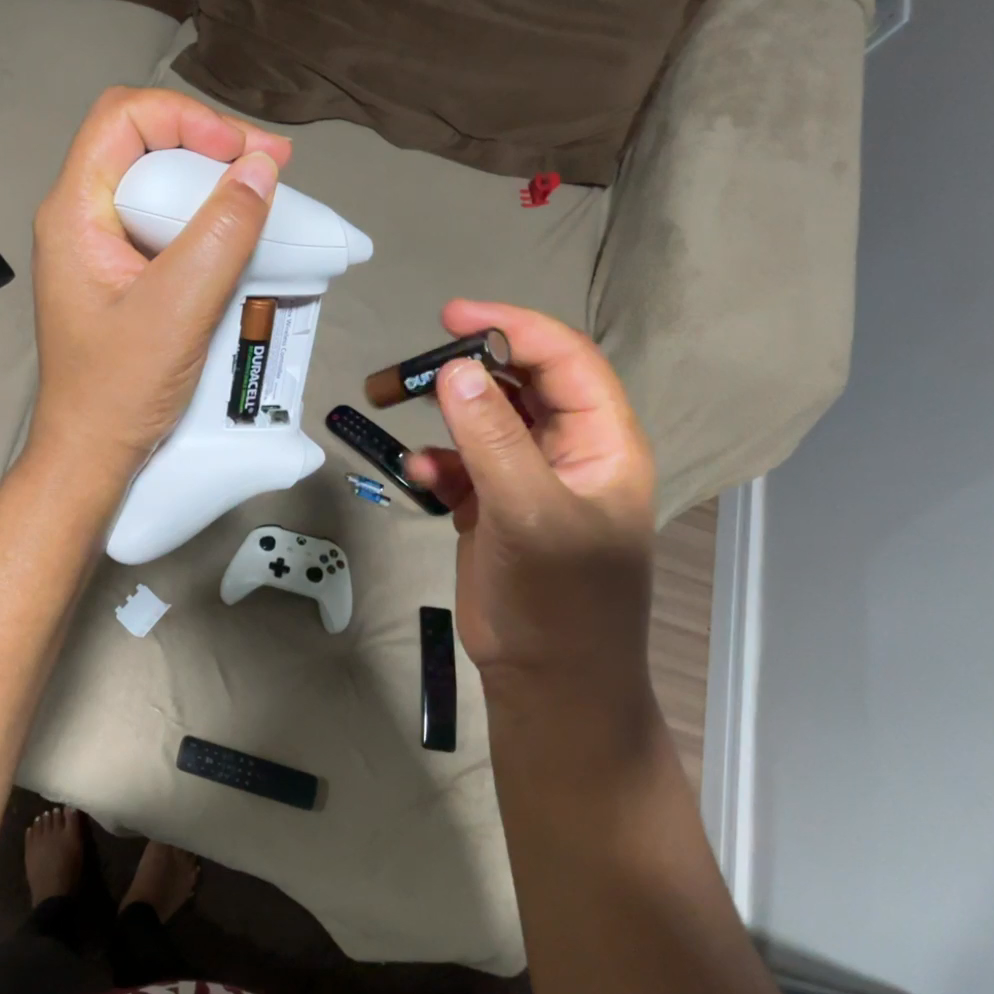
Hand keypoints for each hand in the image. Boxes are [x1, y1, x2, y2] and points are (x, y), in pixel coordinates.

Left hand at [28, 87, 291, 472]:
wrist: (91, 454)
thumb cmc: (117, 392)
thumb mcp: (178, 309)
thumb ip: (221, 234)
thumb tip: (261, 170)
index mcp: (73, 215)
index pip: (122, 119)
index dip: (187, 118)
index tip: (240, 154)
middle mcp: (78, 222)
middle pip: (142, 145)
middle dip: (208, 144)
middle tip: (269, 168)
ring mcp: (96, 251)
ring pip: (155, 184)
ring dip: (210, 184)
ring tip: (262, 199)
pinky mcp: (117, 277)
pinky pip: (160, 226)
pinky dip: (201, 221)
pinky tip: (237, 237)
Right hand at [404, 301, 656, 690]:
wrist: (548, 678)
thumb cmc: (560, 598)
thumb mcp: (529, 513)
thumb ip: (493, 440)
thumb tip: (454, 370)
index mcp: (601, 442)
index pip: (563, 362)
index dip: (513, 328)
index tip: (452, 315)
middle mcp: (566, 452)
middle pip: (516, 386)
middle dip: (464, 372)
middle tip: (408, 368)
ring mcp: (525, 481)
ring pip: (481, 425)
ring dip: (441, 418)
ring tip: (391, 408)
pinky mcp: (491, 509)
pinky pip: (459, 467)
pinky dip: (436, 464)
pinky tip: (420, 476)